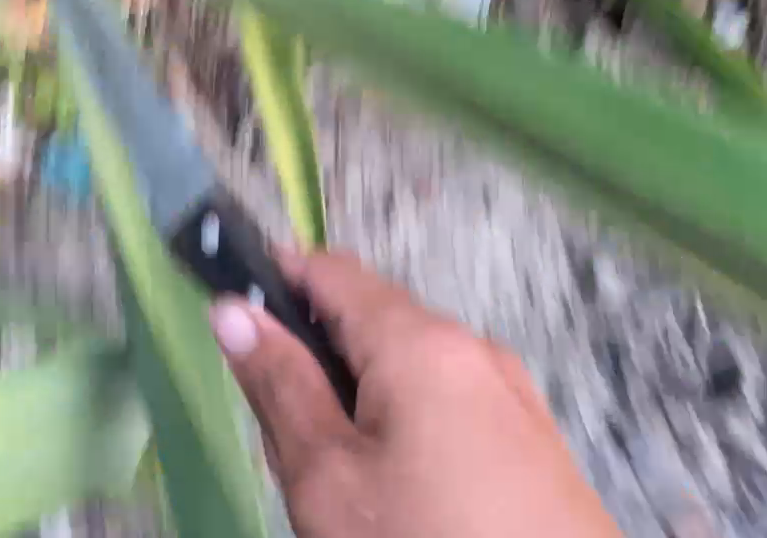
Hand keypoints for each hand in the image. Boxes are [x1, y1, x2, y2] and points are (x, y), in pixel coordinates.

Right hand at [209, 251, 618, 537]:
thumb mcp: (327, 480)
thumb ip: (277, 383)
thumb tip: (231, 309)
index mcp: (420, 343)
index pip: (327, 269)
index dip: (273, 280)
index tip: (236, 322)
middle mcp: (472, 350)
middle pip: (366, 317)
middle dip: (314, 354)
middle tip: (289, 434)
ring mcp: (513, 397)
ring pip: (404, 363)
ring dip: (357, 393)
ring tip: (343, 477)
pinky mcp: (535, 444)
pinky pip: (447, 400)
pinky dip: (404, 421)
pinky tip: (403, 496)